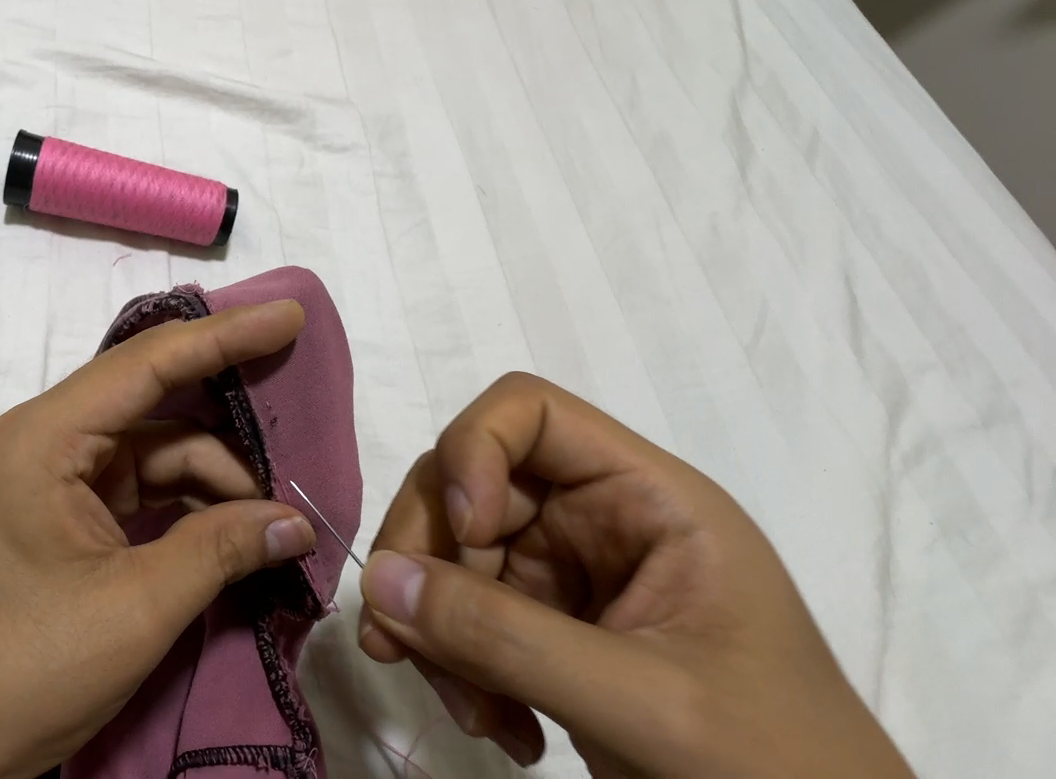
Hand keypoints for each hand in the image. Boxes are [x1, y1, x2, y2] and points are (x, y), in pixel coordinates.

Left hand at [0, 300, 318, 778]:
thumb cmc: (31, 665)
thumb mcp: (136, 607)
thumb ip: (220, 551)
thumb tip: (297, 521)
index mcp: (45, 437)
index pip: (145, 365)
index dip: (222, 337)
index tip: (287, 316)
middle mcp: (51, 438)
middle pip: (153, 394)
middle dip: (227, 396)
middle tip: (299, 390)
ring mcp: (63, 473)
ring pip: (160, 444)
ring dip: (221, 470)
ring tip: (284, 506)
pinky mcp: (78, 509)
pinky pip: (150, 482)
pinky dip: (198, 499)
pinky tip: (245, 523)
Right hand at [357, 373, 915, 777]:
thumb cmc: (777, 774)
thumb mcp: (648, 706)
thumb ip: (506, 639)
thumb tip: (377, 580)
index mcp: (647, 499)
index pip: (529, 412)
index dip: (474, 451)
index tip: (465, 534)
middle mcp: (596, 518)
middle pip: (464, 484)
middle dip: (428, 559)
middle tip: (403, 640)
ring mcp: (566, 573)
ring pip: (448, 553)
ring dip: (434, 626)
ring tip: (469, 713)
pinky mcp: (543, 627)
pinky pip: (460, 613)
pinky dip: (452, 664)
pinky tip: (494, 726)